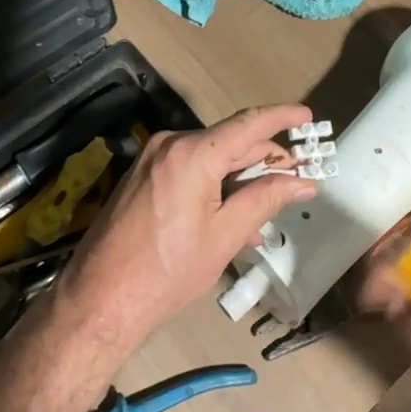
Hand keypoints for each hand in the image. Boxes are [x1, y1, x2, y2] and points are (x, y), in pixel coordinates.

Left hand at [56, 105, 318, 349]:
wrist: (102, 296)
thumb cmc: (168, 270)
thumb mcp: (225, 236)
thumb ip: (265, 199)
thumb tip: (302, 182)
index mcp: (192, 153)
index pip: (248, 124)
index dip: (281, 117)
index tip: (307, 115)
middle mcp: (170, 144)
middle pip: (229, 141)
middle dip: (265, 160)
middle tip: (297, 180)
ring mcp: (153, 159)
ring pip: (211, 158)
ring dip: (240, 180)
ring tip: (266, 215)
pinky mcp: (143, 175)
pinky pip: (190, 170)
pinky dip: (215, 186)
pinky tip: (233, 218)